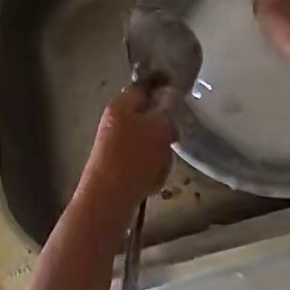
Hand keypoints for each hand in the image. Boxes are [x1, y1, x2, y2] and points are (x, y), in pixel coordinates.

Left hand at [77, 83, 174, 213]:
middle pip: (149, 116)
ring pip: (148, 141)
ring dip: (161, 152)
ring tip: (163, 165)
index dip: (165, 91)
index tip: (181, 102)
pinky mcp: (116, 168)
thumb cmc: (134, 158)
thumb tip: (172, 94)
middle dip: (165, 129)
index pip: (145, 87)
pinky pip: (141, 161)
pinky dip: (151, 169)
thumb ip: (169, 106)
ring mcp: (113, 146)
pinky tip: (153, 180)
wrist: (107, 202)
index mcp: (121, 104)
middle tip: (174, 138)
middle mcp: (115, 121)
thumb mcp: (160, 126)